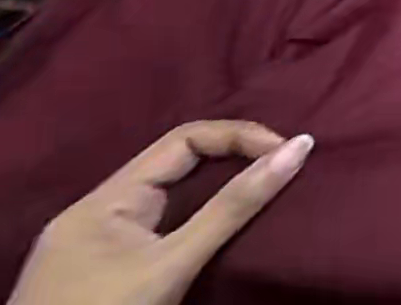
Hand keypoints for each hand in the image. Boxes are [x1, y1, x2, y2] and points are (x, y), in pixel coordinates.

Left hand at [9, 121, 311, 304]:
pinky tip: (226, 213)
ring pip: (173, 187)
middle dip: (236, 155)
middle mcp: (96, 211)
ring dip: (223, 180)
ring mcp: (96, 239)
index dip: (240, 136)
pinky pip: (165, 213)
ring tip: (266, 182)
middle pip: (179, 160)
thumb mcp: (173, 263)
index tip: (284, 152)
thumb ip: (235, 204)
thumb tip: (304, 144)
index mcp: (102, 202)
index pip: (185, 139)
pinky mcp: (104, 262)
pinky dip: (203, 205)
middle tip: (283, 163)